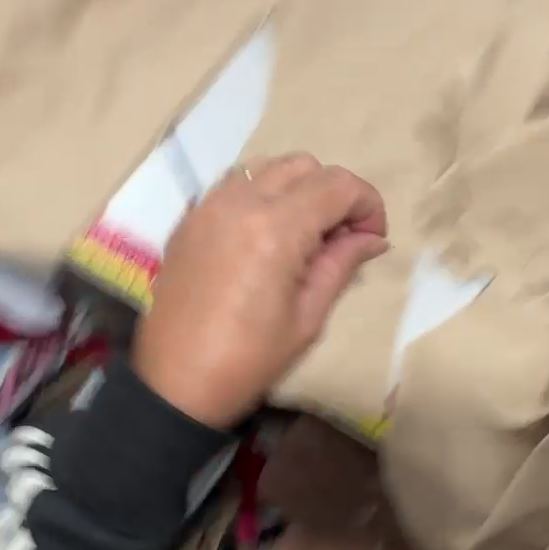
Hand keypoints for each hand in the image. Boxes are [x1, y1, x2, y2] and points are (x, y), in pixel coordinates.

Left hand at [133, 153, 388, 428]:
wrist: (176, 383)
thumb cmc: (249, 360)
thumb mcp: (307, 318)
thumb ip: (340, 265)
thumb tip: (372, 239)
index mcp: (276, 229)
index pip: (338, 185)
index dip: (367, 205)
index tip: (372, 238)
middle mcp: (240, 202)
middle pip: (304, 166)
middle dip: (333, 194)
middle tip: (340, 239)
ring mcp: (208, 205)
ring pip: (267, 168)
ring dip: (297, 189)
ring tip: (303, 236)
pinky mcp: (189, 219)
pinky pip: (234, 185)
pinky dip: (261, 196)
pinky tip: (266, 237)